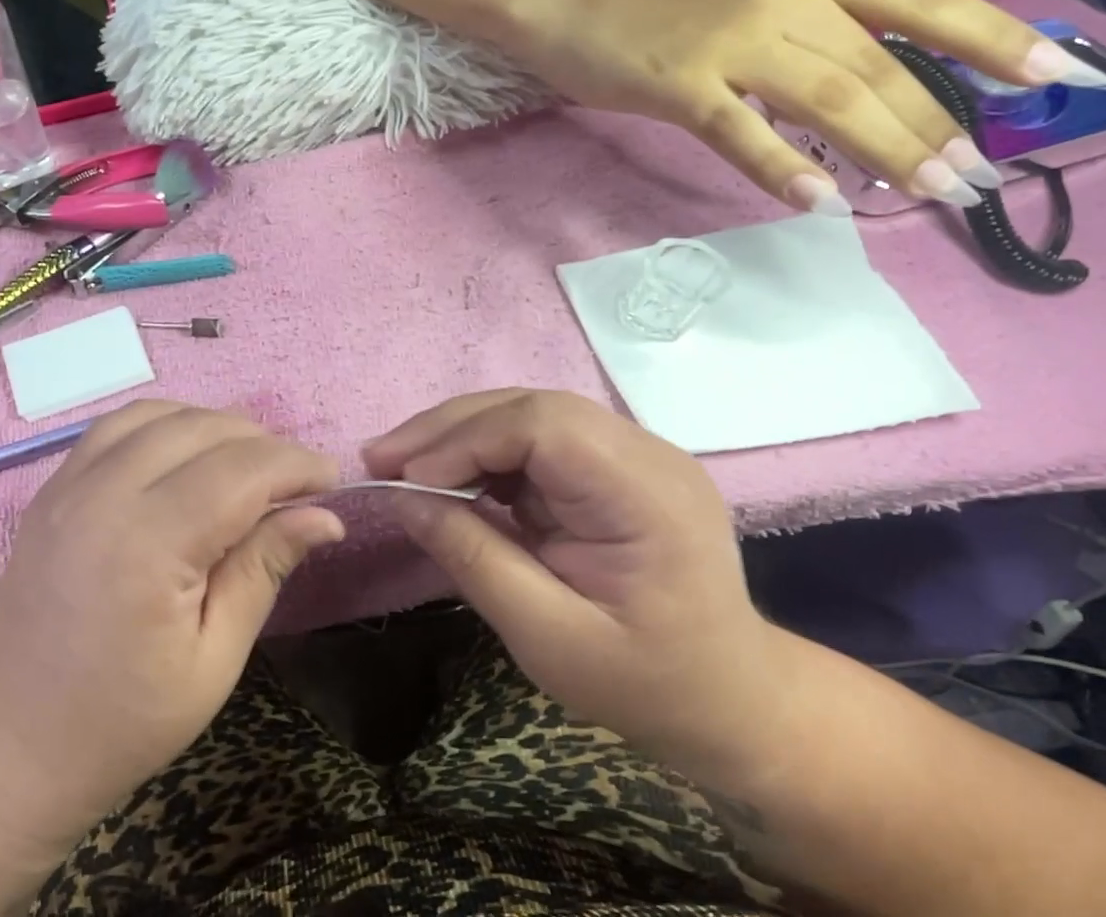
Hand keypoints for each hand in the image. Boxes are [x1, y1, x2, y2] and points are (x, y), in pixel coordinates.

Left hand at [0, 401, 343, 847]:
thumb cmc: (124, 722)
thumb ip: (263, 570)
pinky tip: (182, 462)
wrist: (13, 744)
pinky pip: (110, 430)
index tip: (334, 481)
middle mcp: (101, 496)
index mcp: (148, 545)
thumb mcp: (213, 660)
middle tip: (294, 484)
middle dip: (260, 443)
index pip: (240, 469)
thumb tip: (324, 516)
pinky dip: (159, 428)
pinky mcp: (47, 493)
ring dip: (209, 427)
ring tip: (243, 467)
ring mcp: (65, 487)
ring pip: (153, 414)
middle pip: (199, 429)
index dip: (296, 465)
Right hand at [364, 390, 786, 772]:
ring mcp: (635, 457)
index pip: (546, 426)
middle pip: (533, 407)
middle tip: (378, 459)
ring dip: (458, 435)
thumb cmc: (642, 681)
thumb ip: (472, 558)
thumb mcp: (546, 636)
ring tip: (398, 464)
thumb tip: (402, 497)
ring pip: (529, 414)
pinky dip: (482, 454)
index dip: (466, 440)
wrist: (727, 697)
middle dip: (447, 428)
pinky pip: (537, 441)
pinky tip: (446, 478)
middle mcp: (647, 456)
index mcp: (647, 498)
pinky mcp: (614, 470)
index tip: (406, 480)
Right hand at [523, 0, 1105, 214]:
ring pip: (827, 97)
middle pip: (878, 65)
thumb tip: (850, 104)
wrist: (568, 0)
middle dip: (934, 125)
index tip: (1049, 77)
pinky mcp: (677, 85)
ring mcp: (728, 41)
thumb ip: (800, 35)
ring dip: (883, 149)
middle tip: (969, 180)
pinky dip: (782, 166)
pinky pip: (740, 131)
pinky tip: (817, 198)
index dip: (992, 37)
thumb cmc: (650, 6)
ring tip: (924, 194)